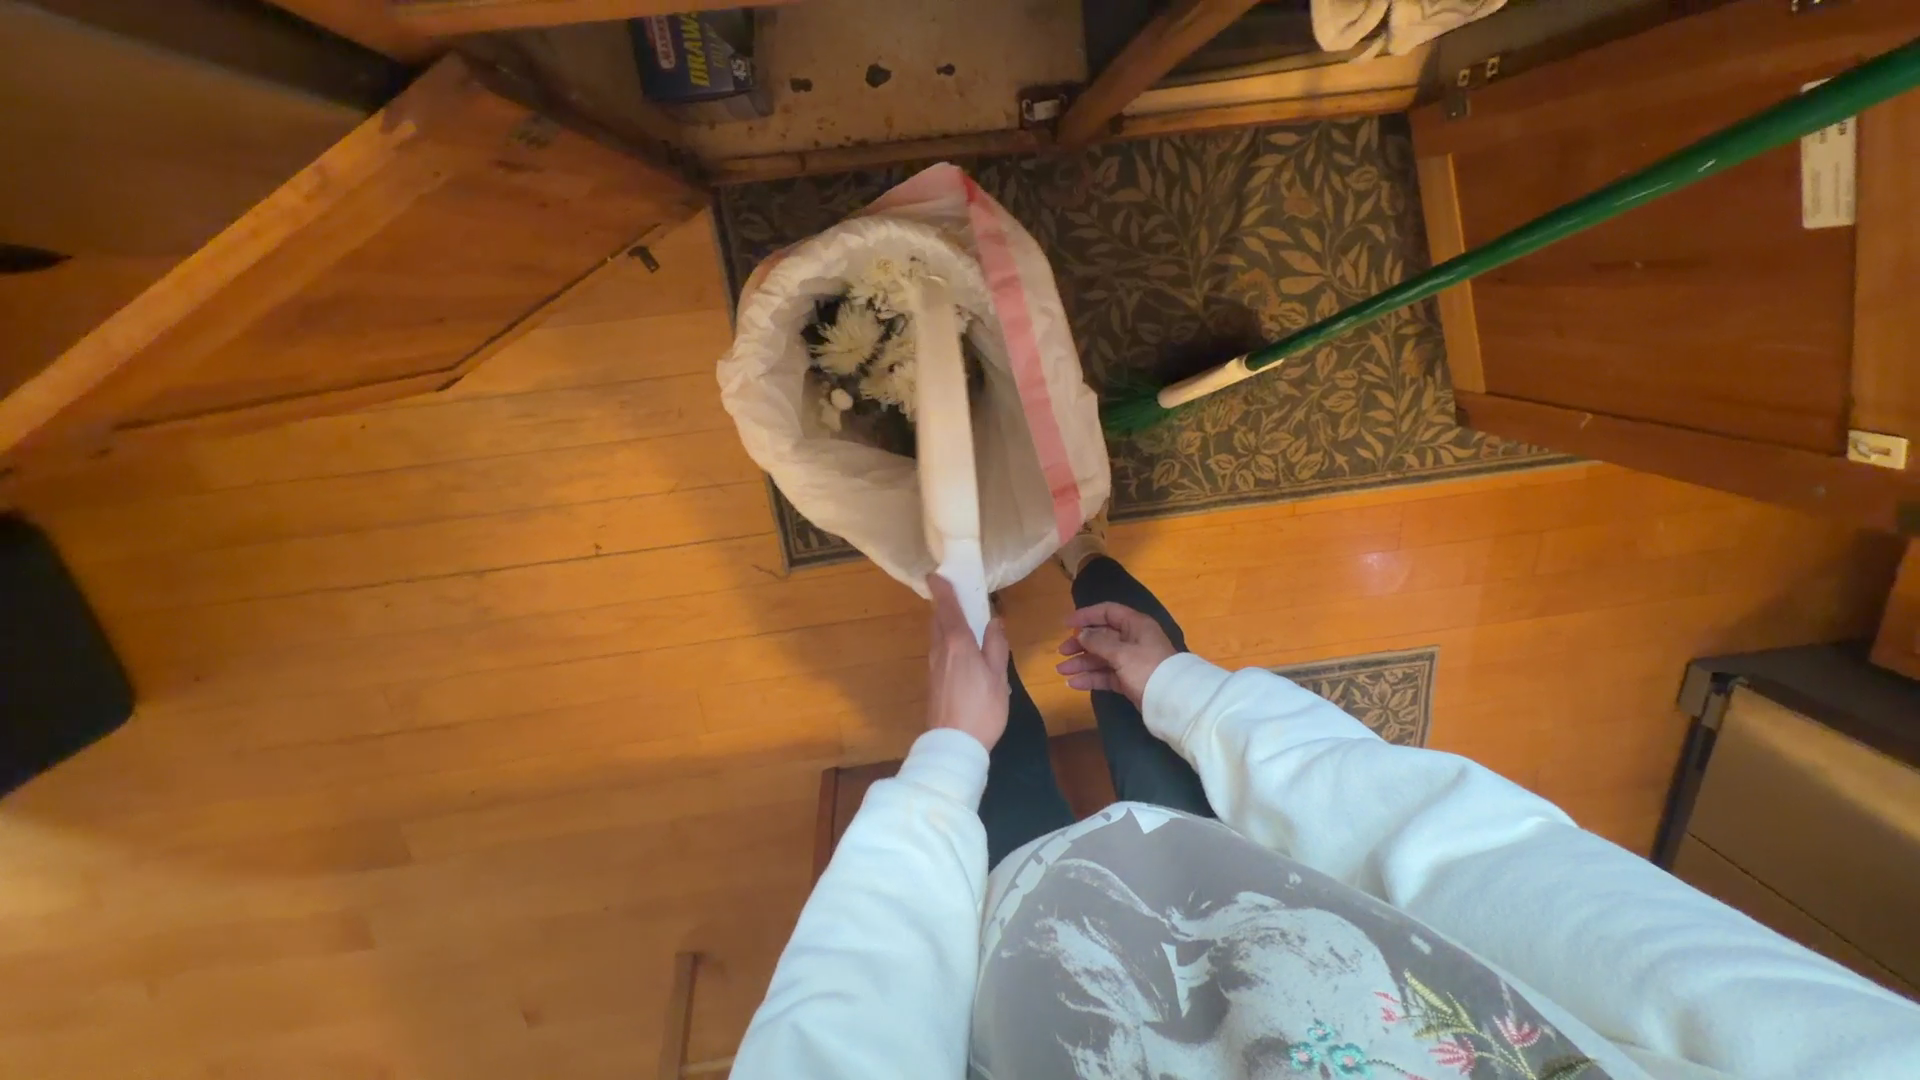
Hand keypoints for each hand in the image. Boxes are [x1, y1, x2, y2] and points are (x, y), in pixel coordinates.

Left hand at [925, 574, 1010, 750]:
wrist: (953, 744)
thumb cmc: (981, 708)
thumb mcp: (998, 676)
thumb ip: (996, 646)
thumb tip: (995, 621)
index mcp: (958, 643)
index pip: (947, 609)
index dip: (942, 590)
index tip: (936, 574)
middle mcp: (941, 650)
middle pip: (938, 620)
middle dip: (943, 604)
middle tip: (951, 592)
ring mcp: (934, 666)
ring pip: (937, 635)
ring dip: (944, 621)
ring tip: (957, 615)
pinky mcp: (933, 681)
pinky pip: (939, 650)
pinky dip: (945, 638)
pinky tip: (957, 646)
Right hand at [1055, 603, 1176, 709]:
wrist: (1174, 701)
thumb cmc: (1147, 669)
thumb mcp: (1122, 653)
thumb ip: (1098, 642)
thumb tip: (1081, 633)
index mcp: (1135, 625)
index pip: (1107, 612)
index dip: (1086, 616)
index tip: (1066, 624)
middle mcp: (1133, 639)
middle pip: (1101, 636)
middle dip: (1080, 644)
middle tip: (1062, 652)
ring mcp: (1131, 661)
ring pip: (1102, 657)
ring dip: (1082, 663)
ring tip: (1062, 671)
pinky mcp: (1130, 680)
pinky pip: (1106, 675)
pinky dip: (1091, 678)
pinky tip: (1074, 683)